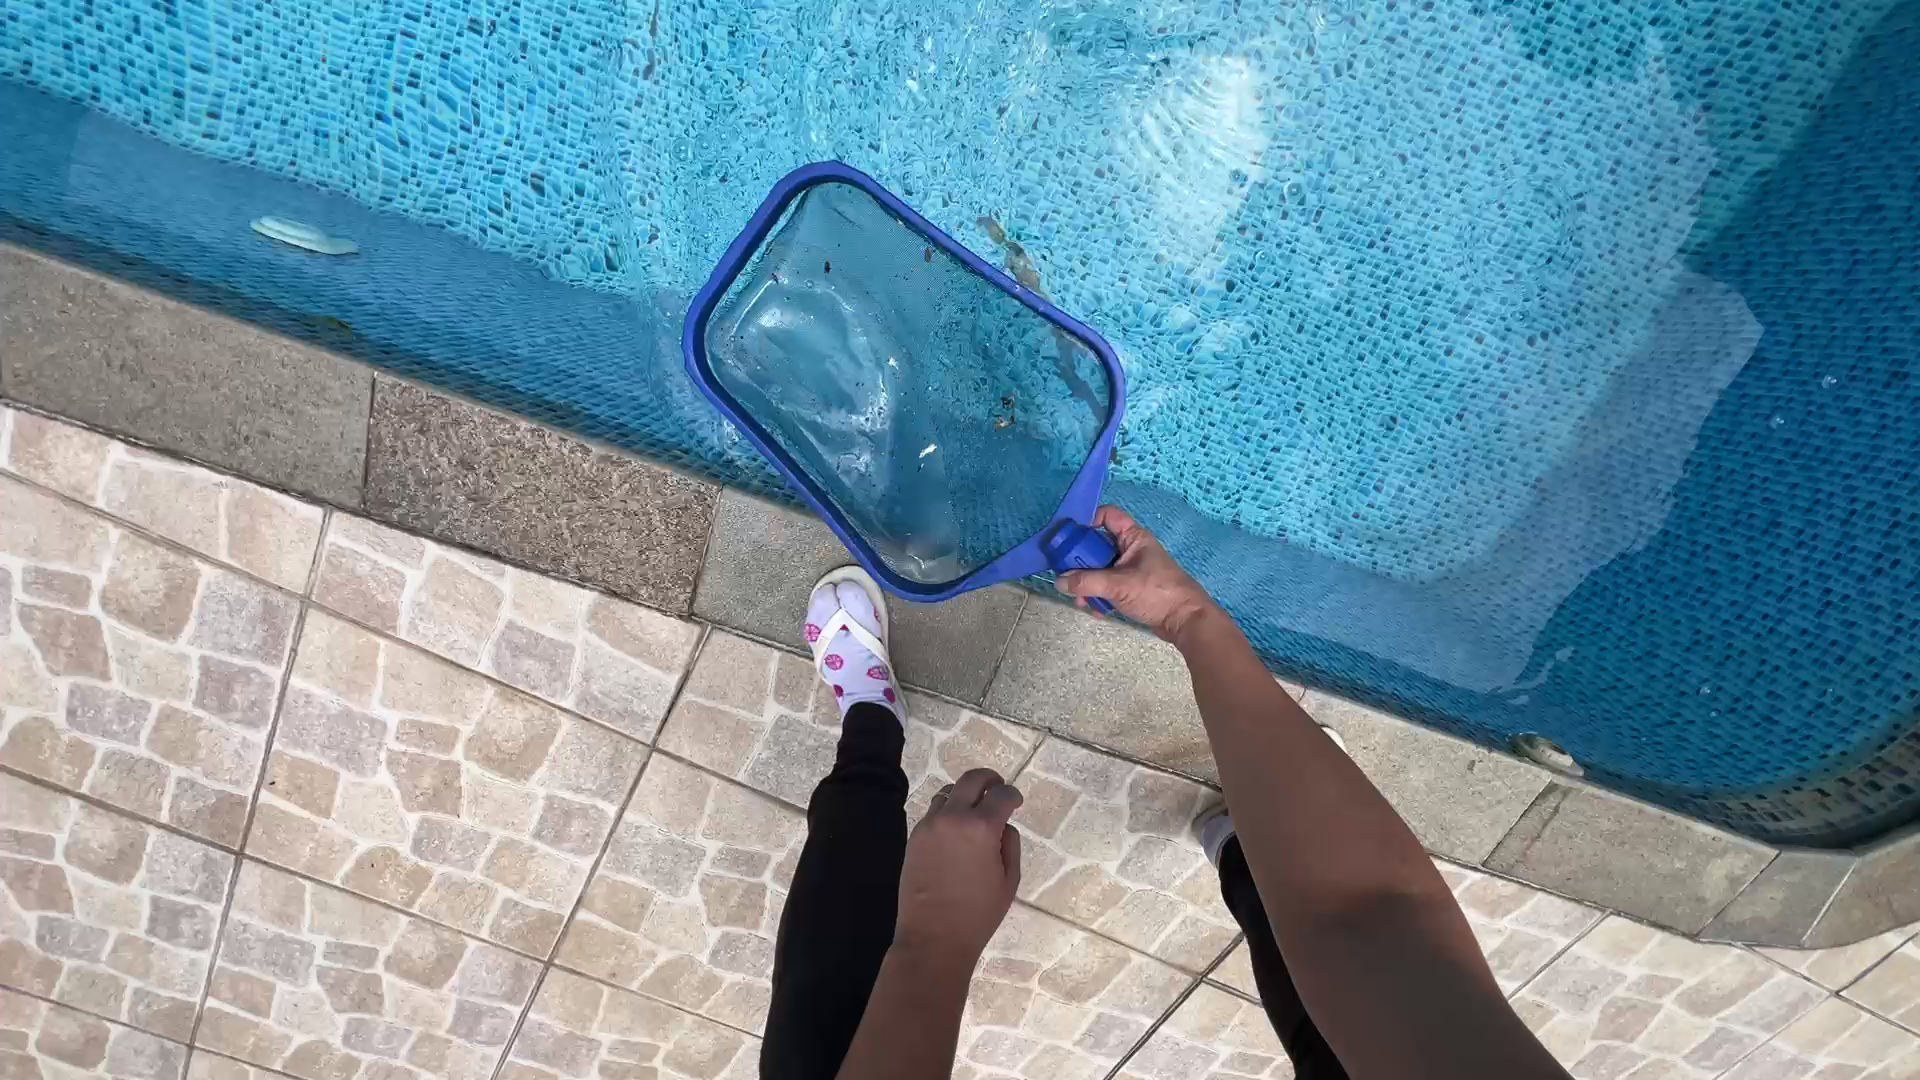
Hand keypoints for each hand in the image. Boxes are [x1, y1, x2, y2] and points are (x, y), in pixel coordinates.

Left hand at [895, 769, 1022, 969]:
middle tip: (997, 788)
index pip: (1001, 794)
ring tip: (974, 810)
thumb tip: (1003, 824)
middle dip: (989, 779)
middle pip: (971, 779)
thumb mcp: (1009, 880)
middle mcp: (954, 817)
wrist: (933, 937)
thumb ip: (1010, 844)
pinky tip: (955, 830)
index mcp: (982, 828)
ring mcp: (930, 824)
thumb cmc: (978, 914)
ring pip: (949, 792)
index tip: (1016, 801)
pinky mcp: (915, 835)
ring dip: (964, 795)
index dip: (1013, 794)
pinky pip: (934, 811)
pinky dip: (947, 812)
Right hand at [1057, 505, 1219, 643]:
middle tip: (1066, 573)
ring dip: (1087, 583)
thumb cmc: (1156, 593)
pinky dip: (1099, 596)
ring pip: (1100, 569)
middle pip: (1097, 545)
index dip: (1088, 519)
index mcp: (1133, 538)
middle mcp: (1131, 550)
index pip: (1108, 516)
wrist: (1185, 621)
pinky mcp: (1132, 589)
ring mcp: (1131, 570)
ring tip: (1081, 600)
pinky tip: (1096, 610)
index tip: (1069, 535)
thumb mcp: (1118, 585)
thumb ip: (1086, 582)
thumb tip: (1059, 581)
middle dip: (1080, 561)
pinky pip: (1108, 586)